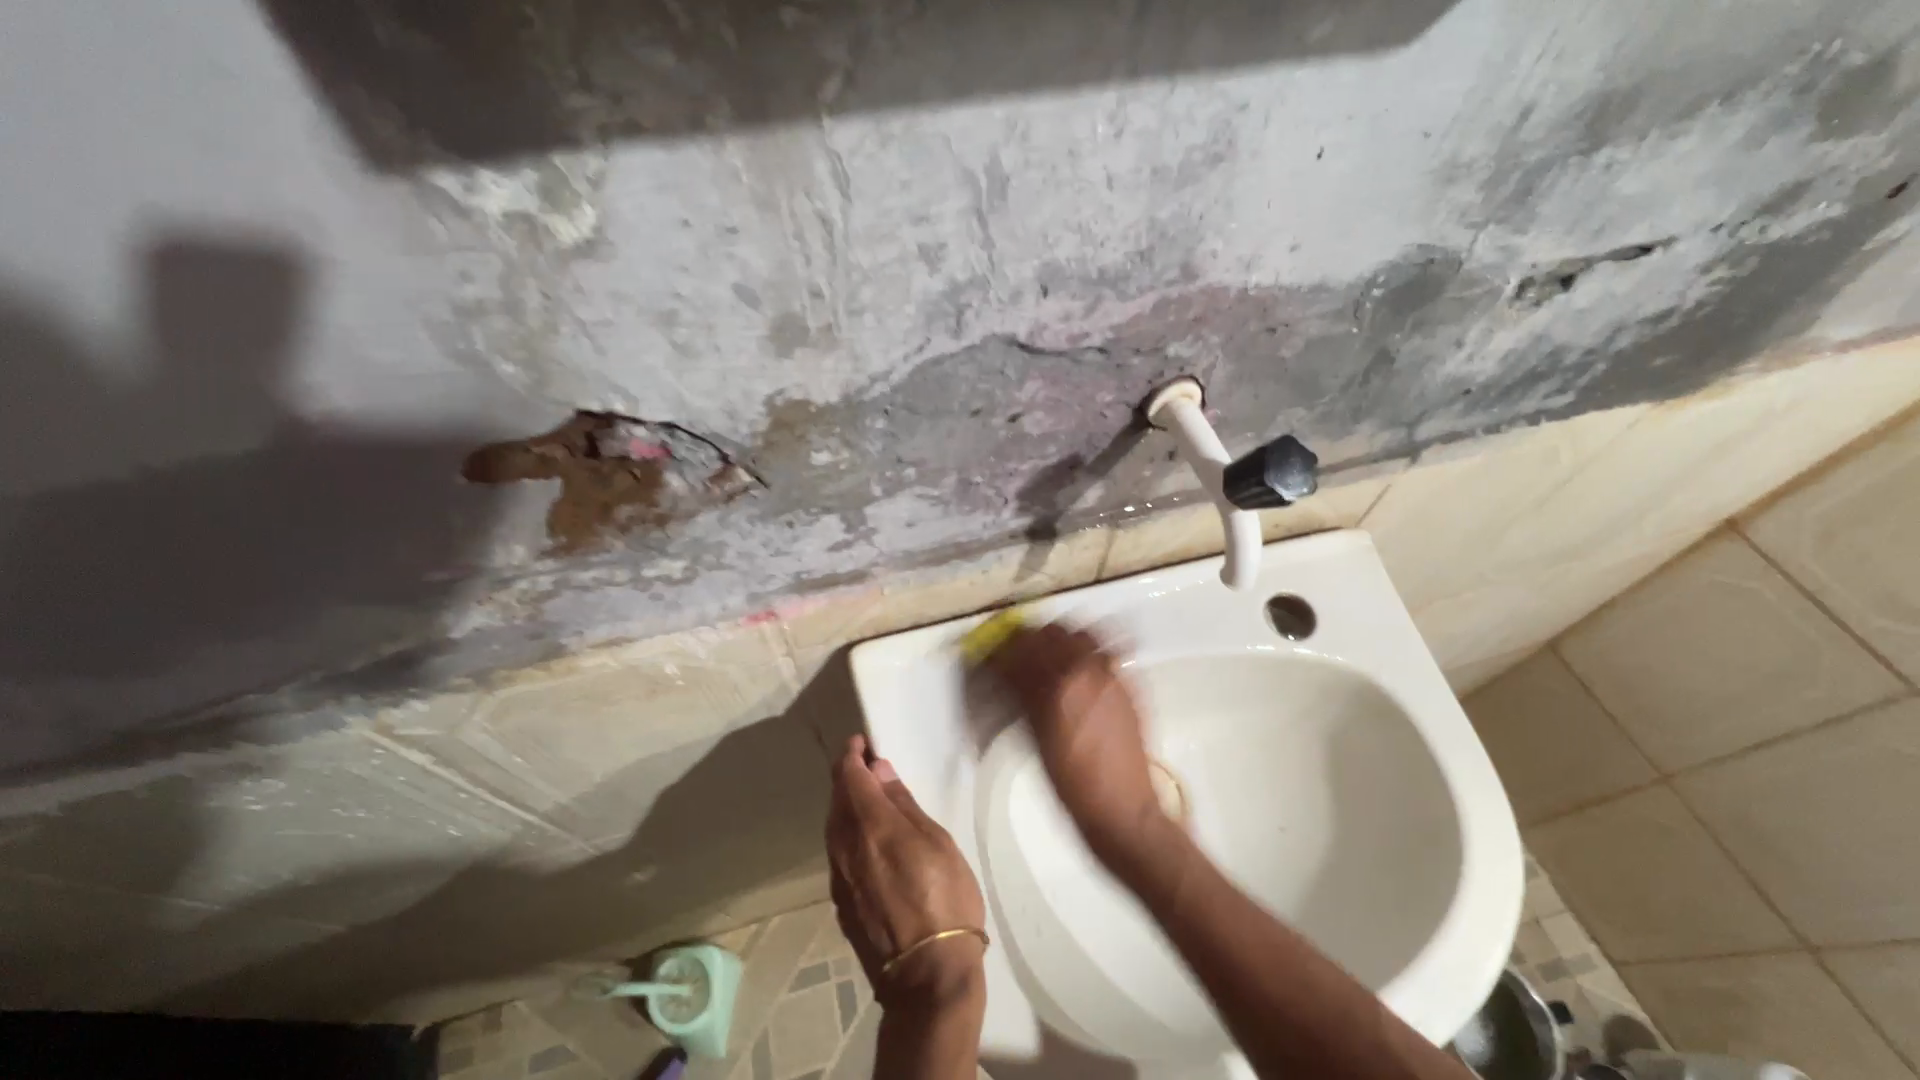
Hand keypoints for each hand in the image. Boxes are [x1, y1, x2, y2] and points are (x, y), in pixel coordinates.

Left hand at [826, 735, 987, 1011]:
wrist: (927, 975)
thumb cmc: (945, 899)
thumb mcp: (937, 842)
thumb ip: (904, 805)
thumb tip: (879, 772)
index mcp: (870, 826)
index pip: (849, 776)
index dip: (852, 755)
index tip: (862, 743)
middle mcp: (845, 847)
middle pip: (836, 800)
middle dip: (847, 778)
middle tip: (867, 766)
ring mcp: (839, 877)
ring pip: (833, 828)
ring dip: (845, 806)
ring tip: (869, 798)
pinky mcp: (841, 902)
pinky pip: (838, 853)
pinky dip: (848, 834)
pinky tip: (867, 839)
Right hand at [982, 623, 1168, 872]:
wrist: (1123, 810)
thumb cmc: (1072, 788)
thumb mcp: (1037, 743)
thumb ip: (1022, 700)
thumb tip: (1003, 675)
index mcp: (1054, 692)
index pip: (1016, 652)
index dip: (997, 650)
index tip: (988, 655)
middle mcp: (1084, 673)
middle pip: (1047, 632)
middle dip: (1026, 638)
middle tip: (1014, 653)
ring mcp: (1111, 674)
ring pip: (1078, 632)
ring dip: (1058, 637)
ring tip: (1049, 653)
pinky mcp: (1129, 682)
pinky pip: (1110, 646)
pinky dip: (1092, 643)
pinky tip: (1083, 657)